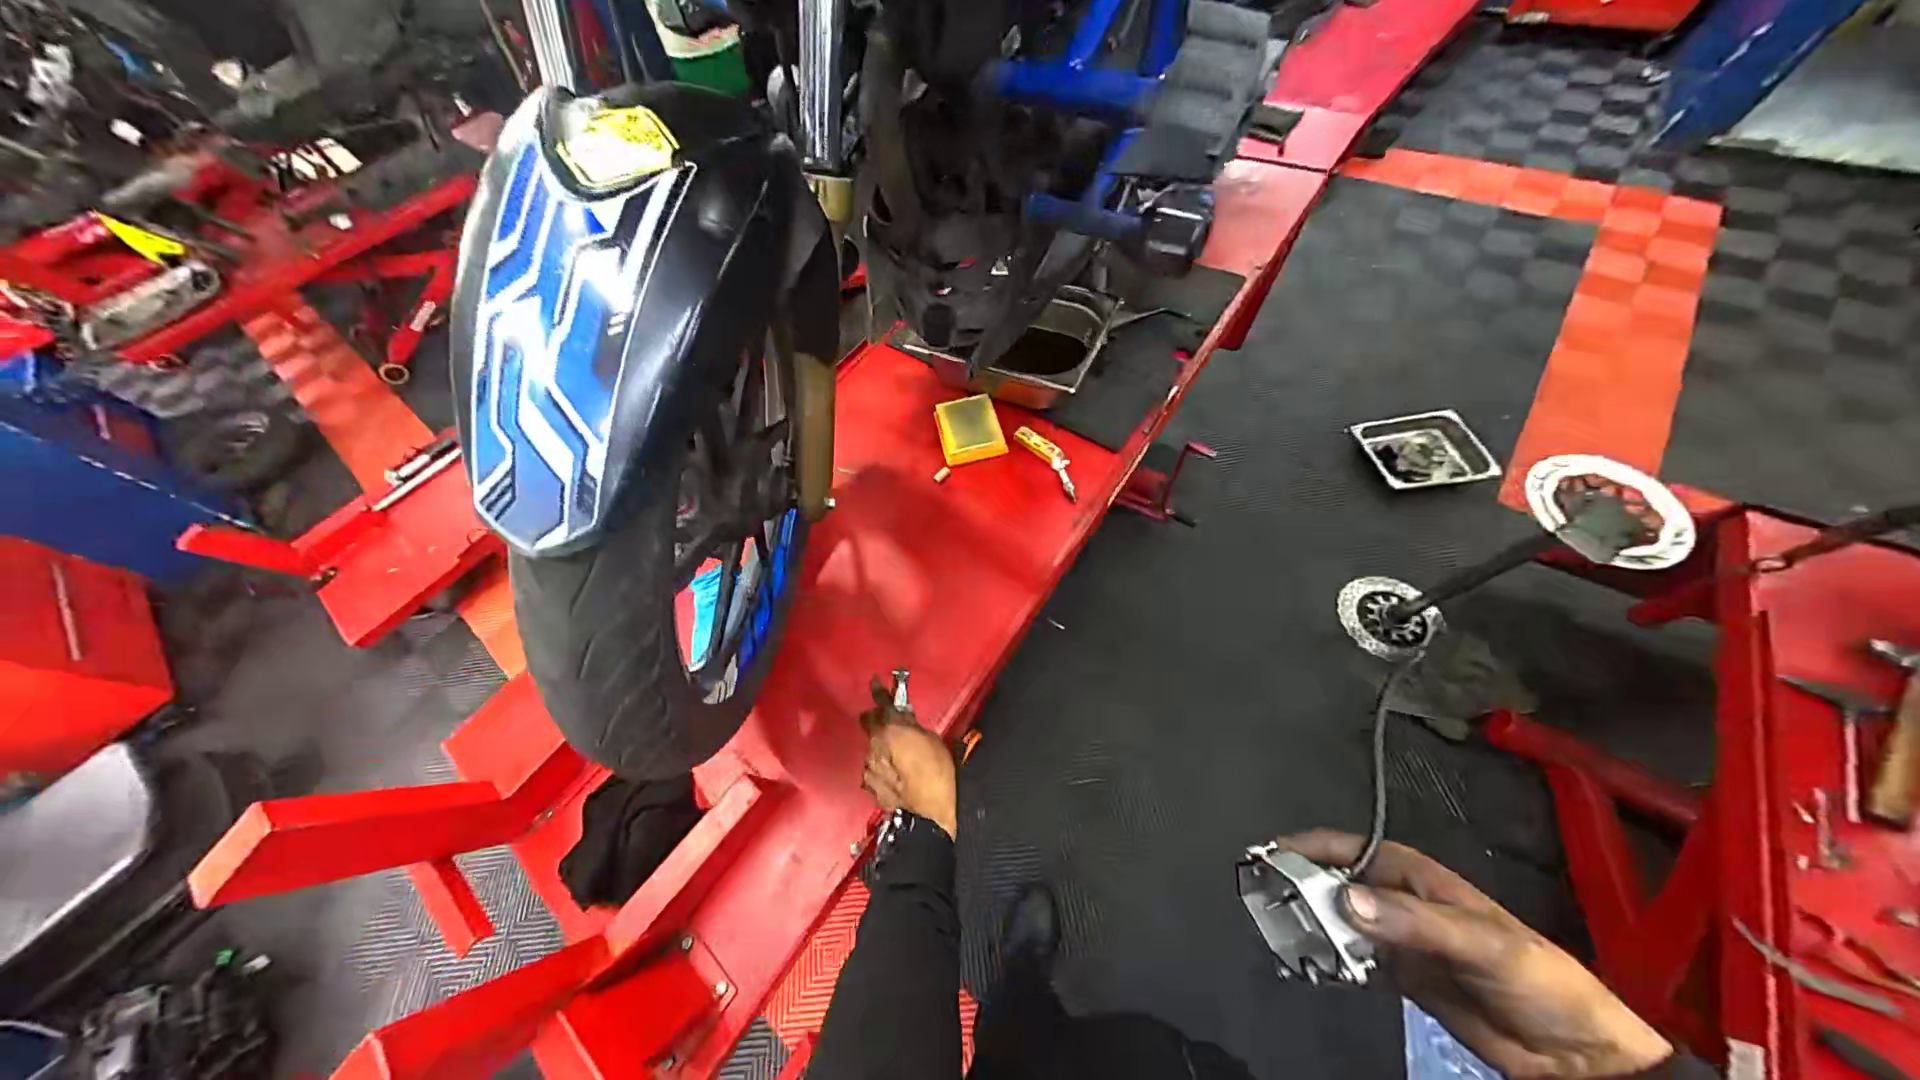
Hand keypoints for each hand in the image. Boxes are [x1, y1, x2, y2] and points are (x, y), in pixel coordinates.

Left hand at [859, 677, 957, 838]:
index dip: (879, 693)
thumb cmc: (939, 769)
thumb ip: (911, 727)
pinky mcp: (871, 787)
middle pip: (869, 725)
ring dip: (879, 748)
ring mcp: (869, 768)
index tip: (875, 683)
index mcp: (889, 729)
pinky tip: (891, 774)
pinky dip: (880, 769)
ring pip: (871, 749)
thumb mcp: (931, 738)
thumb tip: (904, 722)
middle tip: (887, 722)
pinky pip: (873, 771)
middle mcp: (873, 745)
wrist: (933, 810)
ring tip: (894, 755)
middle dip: (876, 721)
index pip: (881, 705)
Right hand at [1276, 830, 1672, 1079]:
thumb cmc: (1536, 979)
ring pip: (1335, 917)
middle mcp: (1394, 898)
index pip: (1348, 848)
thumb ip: (1412, 920)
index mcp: (1412, 875)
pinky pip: (1347, 954)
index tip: (1267, 853)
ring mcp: (1392, 935)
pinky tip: (1308, 959)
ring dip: (1308, 921)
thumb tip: (1345, 899)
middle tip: (1262, 896)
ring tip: (1277, 929)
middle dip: (1298, 884)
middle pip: (1332, 880)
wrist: (1575, 1055)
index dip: (1307, 846)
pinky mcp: (1393, 971)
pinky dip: (1325, 954)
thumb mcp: (1480, 942)